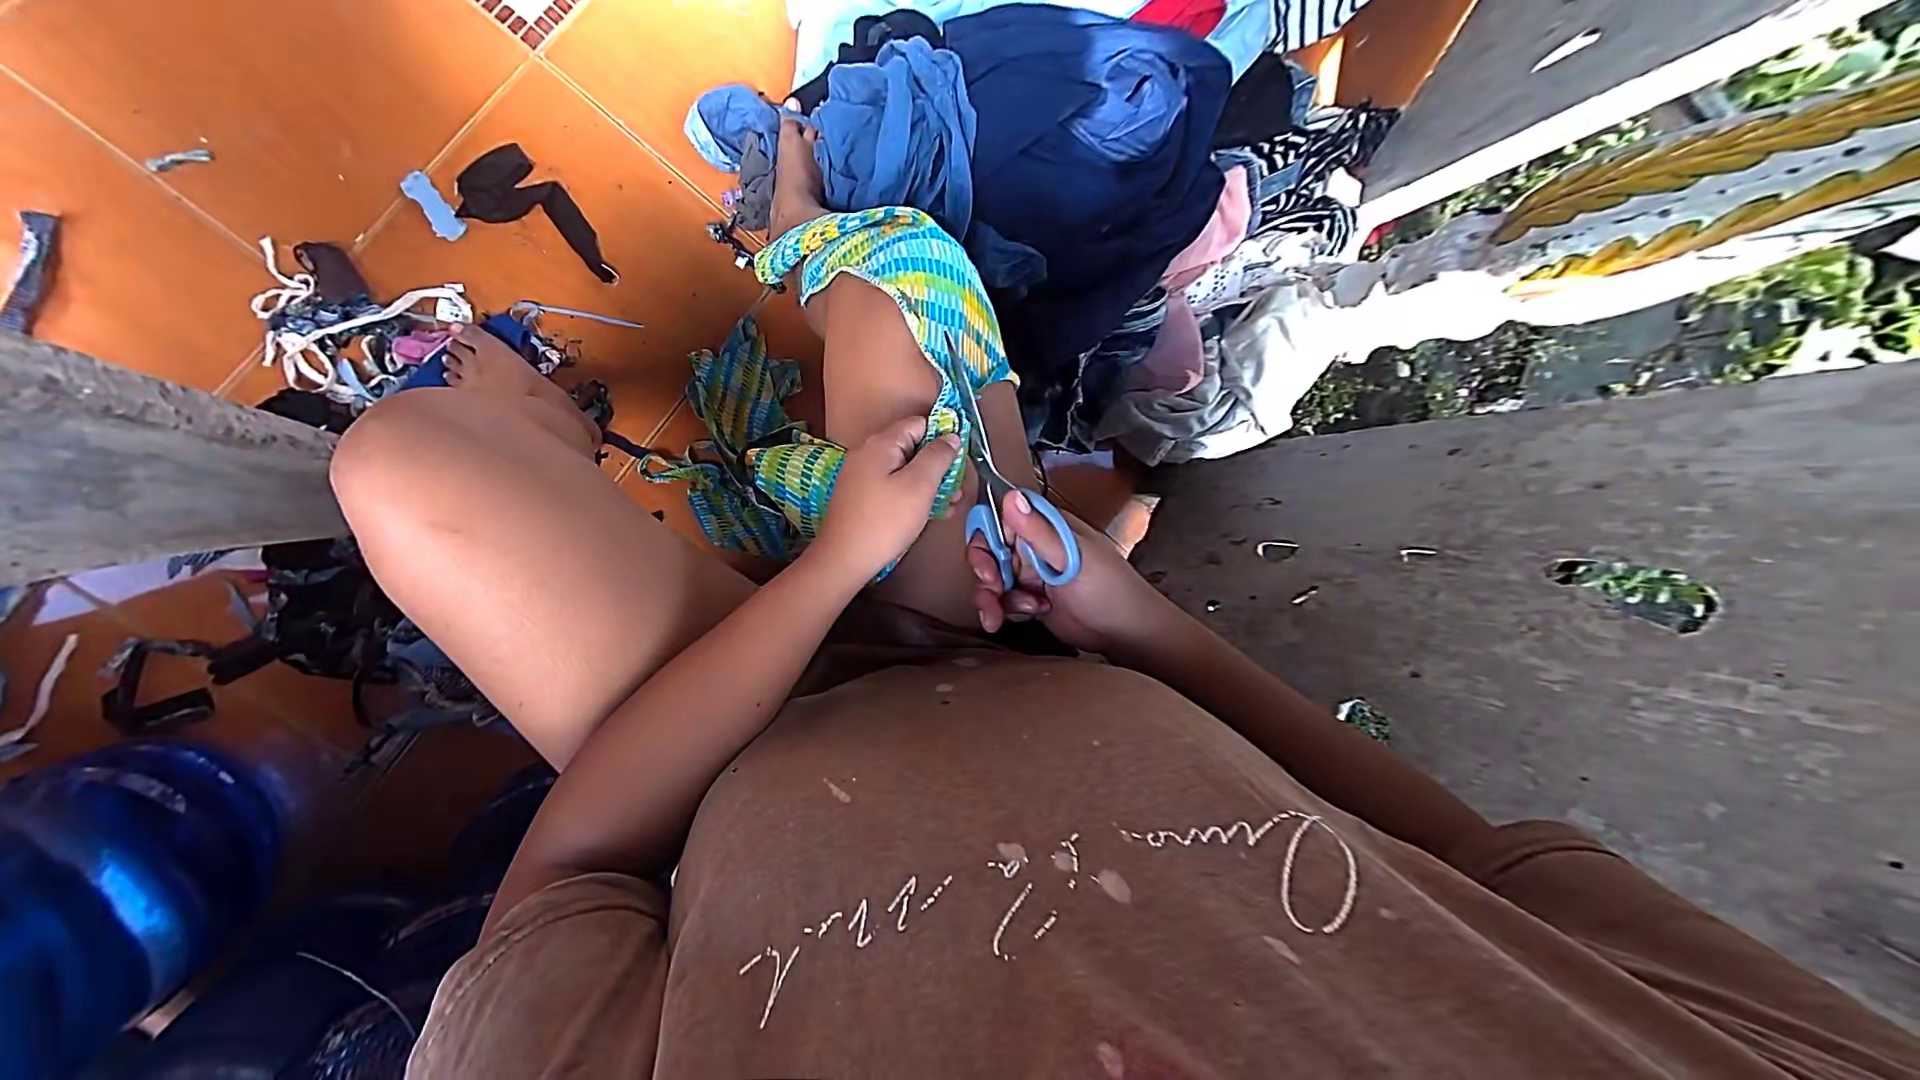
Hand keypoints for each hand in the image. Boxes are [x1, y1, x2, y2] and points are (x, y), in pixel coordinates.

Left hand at [812, 415, 961, 582]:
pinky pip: (894, 485)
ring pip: (905, 468)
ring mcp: (863, 475)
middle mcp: (869, 453)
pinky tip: (929, 512)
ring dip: (930, 482)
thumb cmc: (884, 522)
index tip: (960, 457)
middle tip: (958, 486)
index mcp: (881, 444)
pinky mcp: (862, 496)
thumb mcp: (919, 486)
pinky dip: (913, 494)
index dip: (943, 435)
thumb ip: (938, 456)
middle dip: (938, 463)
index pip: (919, 423)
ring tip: (950, 503)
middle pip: (912, 446)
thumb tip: (951, 436)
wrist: (845, 559)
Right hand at [969, 489, 1189, 661]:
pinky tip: (1027, 616)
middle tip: (993, 590)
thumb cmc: (1110, 589)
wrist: (1128, 633)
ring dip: (991, 598)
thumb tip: (1012, 496)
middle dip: (986, 574)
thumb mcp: (1072, 559)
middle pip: (991, 552)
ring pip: (994, 579)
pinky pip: (1004, 600)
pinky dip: (1004, 610)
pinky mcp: (1031, 598)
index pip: (1001, 521)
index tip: (988, 565)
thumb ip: (1038, 531)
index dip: (986, 540)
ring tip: (999, 616)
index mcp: (1046, 526)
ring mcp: (1033, 573)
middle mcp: (1036, 545)